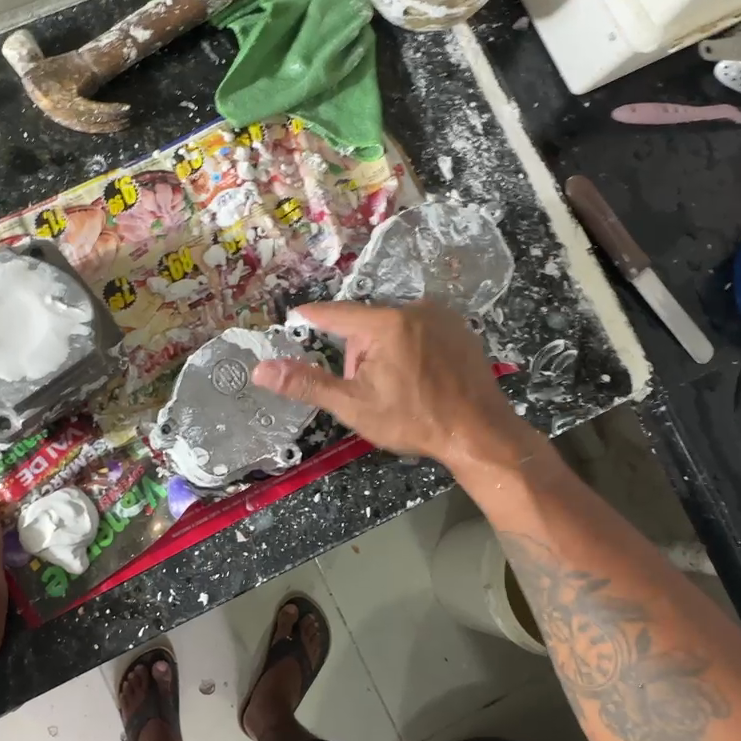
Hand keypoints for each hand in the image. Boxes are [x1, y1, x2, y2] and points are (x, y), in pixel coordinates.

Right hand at [251, 301, 545, 470]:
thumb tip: (262, 370)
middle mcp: (414, 309)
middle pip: (367, 326)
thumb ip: (307, 384)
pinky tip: (421, 379)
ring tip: (398, 388)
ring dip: (386, 351)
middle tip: (370, 390)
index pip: (335, 314)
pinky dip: (411, 349)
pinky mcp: (460, 328)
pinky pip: (420, 331)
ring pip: (394, 328)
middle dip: (359, 354)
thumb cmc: (413, 420)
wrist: (478, 432)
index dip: (313, 317)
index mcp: (385, 324)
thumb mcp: (353, 406)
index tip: (295, 316)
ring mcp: (441, 316)